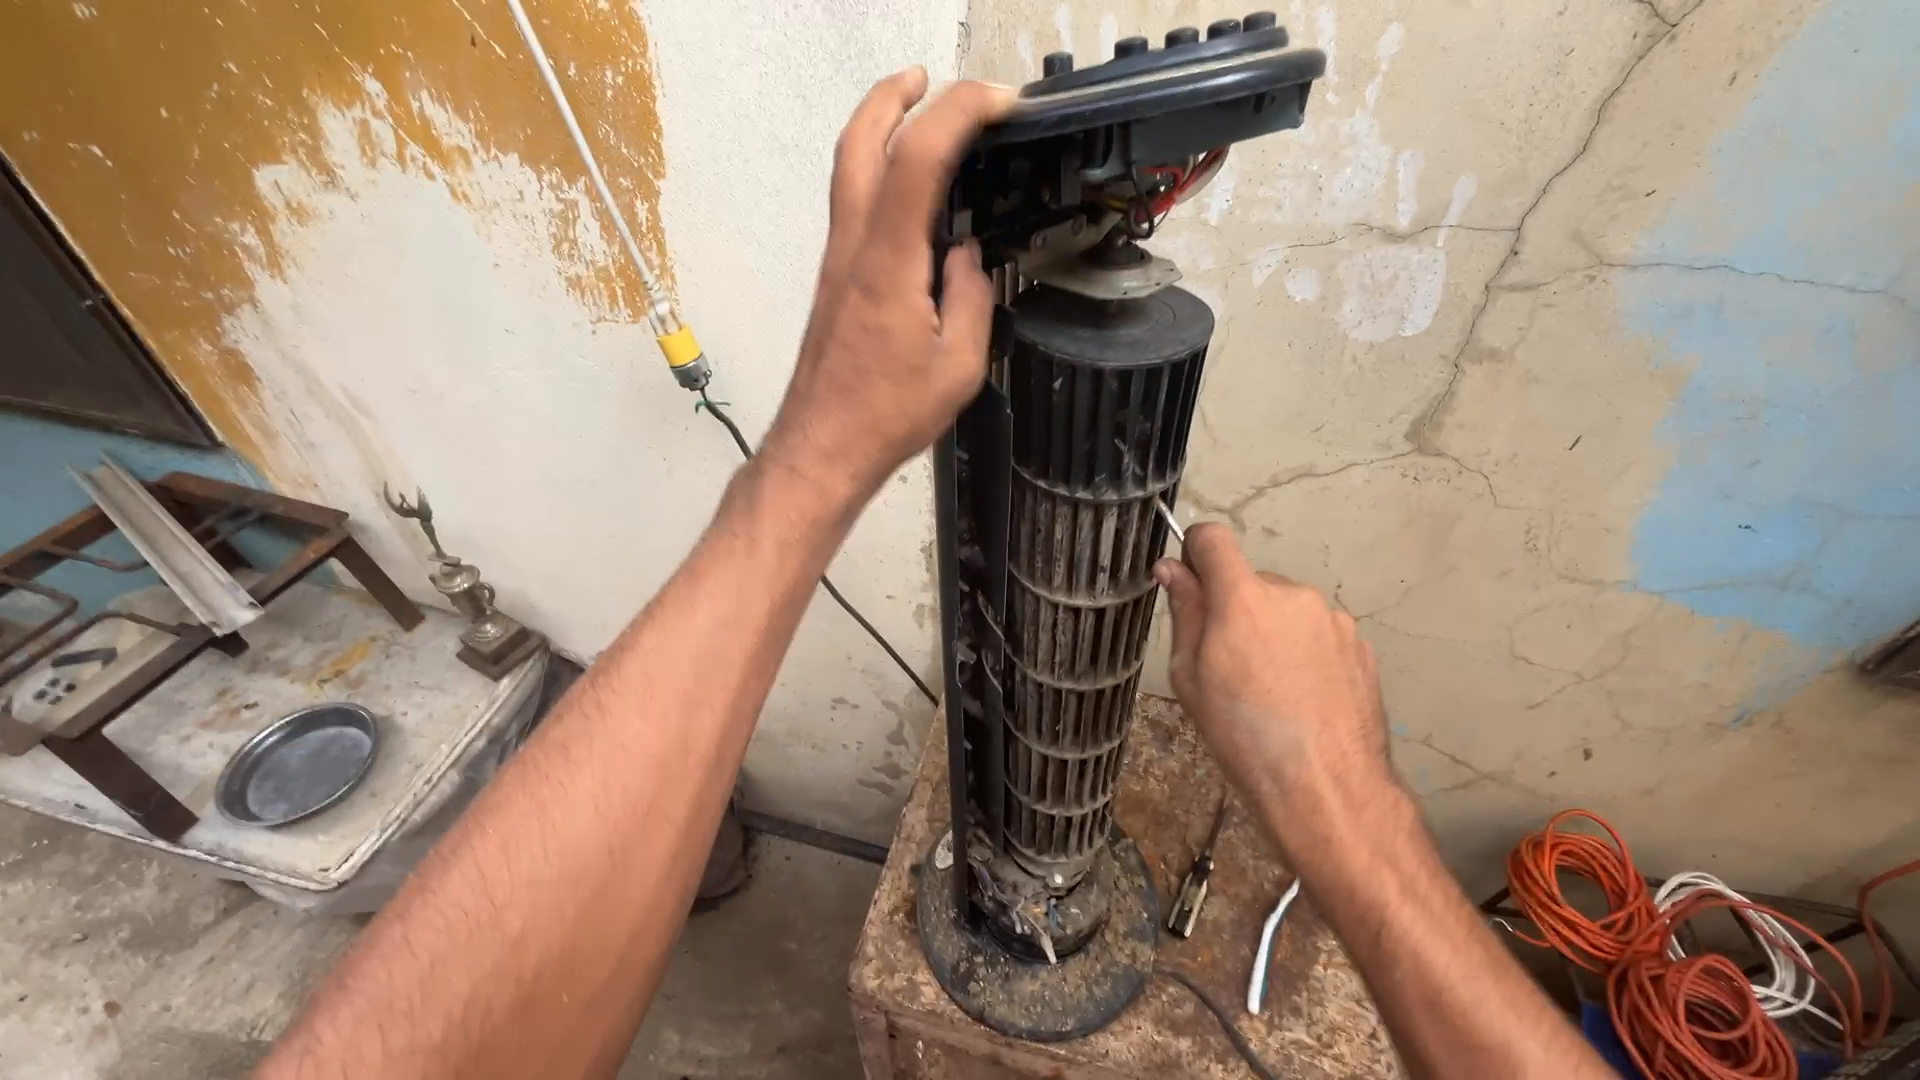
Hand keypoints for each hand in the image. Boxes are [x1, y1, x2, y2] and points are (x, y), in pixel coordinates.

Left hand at [760, 68, 1013, 505]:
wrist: (823, 446)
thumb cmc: (888, 415)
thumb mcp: (959, 364)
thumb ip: (972, 297)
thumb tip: (965, 256)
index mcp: (889, 261)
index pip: (919, 155)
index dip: (960, 111)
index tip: (999, 103)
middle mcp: (854, 247)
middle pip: (860, 141)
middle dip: (895, 94)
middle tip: (931, 79)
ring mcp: (837, 261)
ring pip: (847, 168)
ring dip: (879, 128)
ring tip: (919, 116)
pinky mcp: (834, 281)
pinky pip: (852, 204)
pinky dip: (877, 173)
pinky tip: (908, 192)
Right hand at [1154, 524, 1395, 839]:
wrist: (1326, 787)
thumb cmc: (1242, 735)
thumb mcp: (1191, 677)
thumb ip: (1185, 613)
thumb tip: (1173, 570)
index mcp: (1244, 598)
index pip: (1212, 538)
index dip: (1194, 551)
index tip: (1189, 583)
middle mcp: (1293, 594)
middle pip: (1249, 582)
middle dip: (1234, 609)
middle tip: (1228, 665)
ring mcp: (1333, 619)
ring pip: (1285, 609)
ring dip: (1271, 631)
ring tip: (1270, 689)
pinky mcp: (1361, 645)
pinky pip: (1317, 633)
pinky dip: (1303, 652)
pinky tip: (1302, 697)